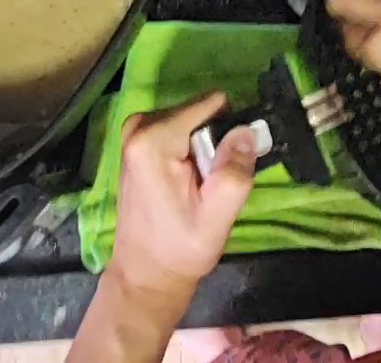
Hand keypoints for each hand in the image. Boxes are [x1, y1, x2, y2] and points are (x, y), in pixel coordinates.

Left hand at [108, 92, 257, 297]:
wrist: (146, 274)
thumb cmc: (180, 248)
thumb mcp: (217, 218)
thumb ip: (233, 172)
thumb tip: (245, 130)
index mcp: (154, 139)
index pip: (209, 105)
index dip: (227, 131)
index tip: (226, 164)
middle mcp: (139, 127)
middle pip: (199, 112)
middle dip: (213, 140)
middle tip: (210, 180)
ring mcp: (135, 132)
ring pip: (191, 119)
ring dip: (203, 146)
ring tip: (200, 183)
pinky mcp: (137, 141)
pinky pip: (178, 128)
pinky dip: (189, 148)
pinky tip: (188, 180)